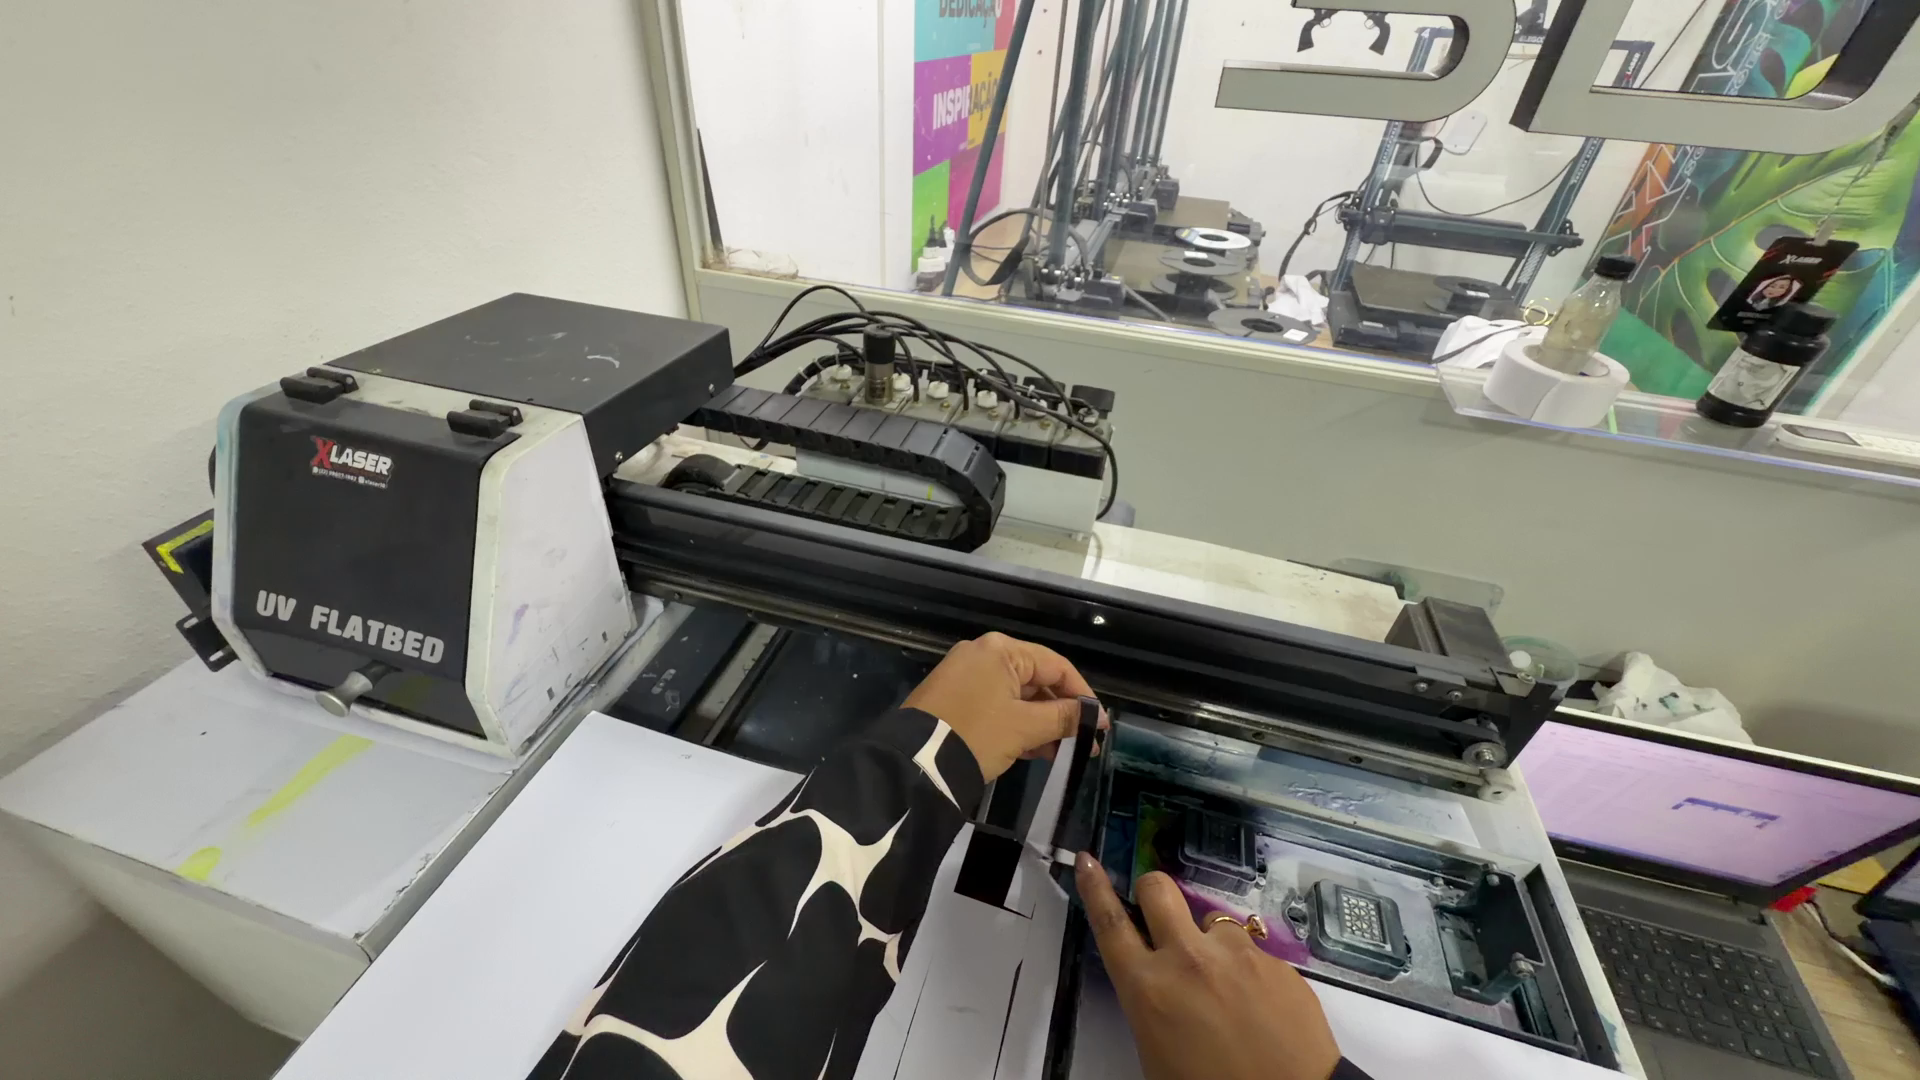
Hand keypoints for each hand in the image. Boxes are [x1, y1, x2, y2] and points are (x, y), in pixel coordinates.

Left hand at [902, 632, 1099, 781]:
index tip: (1099, 723)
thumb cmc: (976, 735)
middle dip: (1061, 713)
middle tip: (1086, 742)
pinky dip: (1018, 725)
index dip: (1082, 694)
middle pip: (1036, 680)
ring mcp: (966, 676)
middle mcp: (982, 654)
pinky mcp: (955, 698)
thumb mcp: (1025, 728)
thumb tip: (1095, 716)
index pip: (1055, 665)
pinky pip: (997, 706)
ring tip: (1066, 752)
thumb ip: (1064, 718)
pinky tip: (1039, 751)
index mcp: (1001, 650)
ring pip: (1017, 696)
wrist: (915, 763)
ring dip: (1042, 723)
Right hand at [1075, 856, 1343, 1079]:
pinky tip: (1261, 1007)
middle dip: (1153, 891)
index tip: (1088, 859)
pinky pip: (1253, 952)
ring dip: (1210, 942)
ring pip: (1211, 919)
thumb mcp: (1157, 1053)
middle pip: (1157, 888)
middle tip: (1161, 915)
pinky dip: (1249, 971)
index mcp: (1149, 988)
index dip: (1094, 886)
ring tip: (1227, 985)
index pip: (1110, 922)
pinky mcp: (1276, 963)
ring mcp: (1235, 955)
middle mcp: (1188, 959)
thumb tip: (1155, 977)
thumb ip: (1150, 1002)